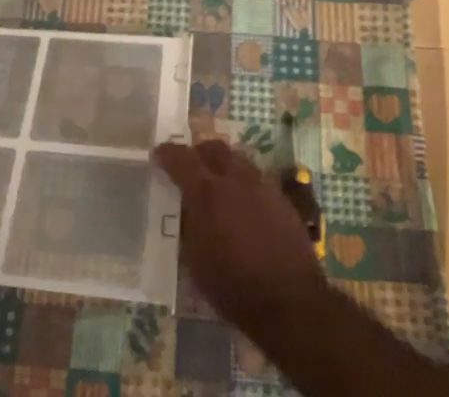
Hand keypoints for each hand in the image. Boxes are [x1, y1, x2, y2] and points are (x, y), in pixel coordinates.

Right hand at [152, 140, 328, 329]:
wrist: (289, 300)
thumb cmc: (233, 285)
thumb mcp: (195, 259)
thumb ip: (188, 224)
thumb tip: (187, 208)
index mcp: (207, 193)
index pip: (182, 158)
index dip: (167, 154)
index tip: (158, 156)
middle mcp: (236, 180)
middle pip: (214, 148)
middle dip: (198, 153)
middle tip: (189, 168)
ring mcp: (263, 186)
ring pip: (238, 160)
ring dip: (223, 166)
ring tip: (216, 186)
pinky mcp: (282, 199)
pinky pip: (257, 178)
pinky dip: (243, 183)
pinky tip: (242, 205)